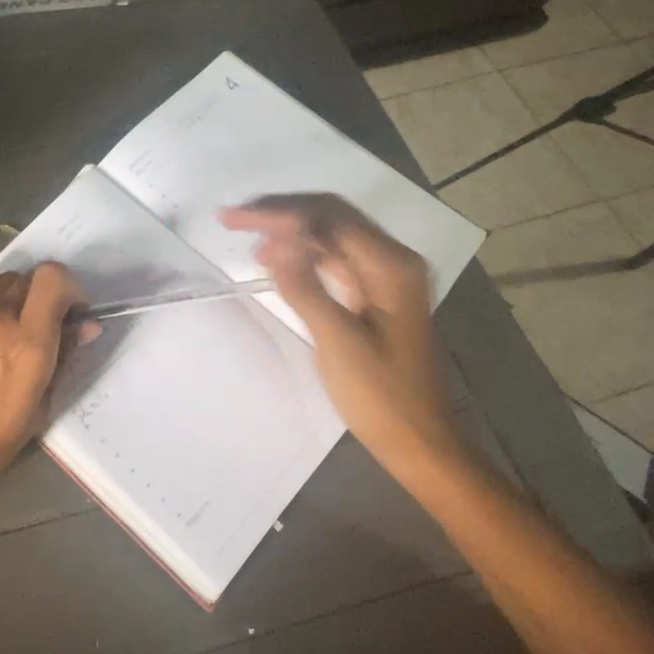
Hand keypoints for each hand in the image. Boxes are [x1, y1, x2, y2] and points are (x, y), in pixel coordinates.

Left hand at [0, 264, 93, 512]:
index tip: (74, 313)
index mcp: (27, 345)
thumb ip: (62, 360)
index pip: (54, 280)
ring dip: (17, 294)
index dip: (72, 289)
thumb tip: (85, 327)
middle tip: (45, 327)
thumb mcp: (37, 411)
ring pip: (3, 278)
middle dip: (47, 296)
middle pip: (31, 277)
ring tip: (13, 325)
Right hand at [221, 194, 461, 470]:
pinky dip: (302, 254)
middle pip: (330, 217)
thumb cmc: (381, 396)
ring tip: (245, 237)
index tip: (233, 219)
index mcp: (391, 266)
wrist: (420, 441)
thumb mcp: (337, 341)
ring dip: (288, 231)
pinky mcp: (374, 295)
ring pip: (330, 236)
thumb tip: (273, 241)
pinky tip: (274, 261)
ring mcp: (385, 278)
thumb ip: (304, 286)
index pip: (328, 218)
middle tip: (232, 218)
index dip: (278, 212)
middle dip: (280, 212)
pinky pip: (333, 259)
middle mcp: (392, 261)